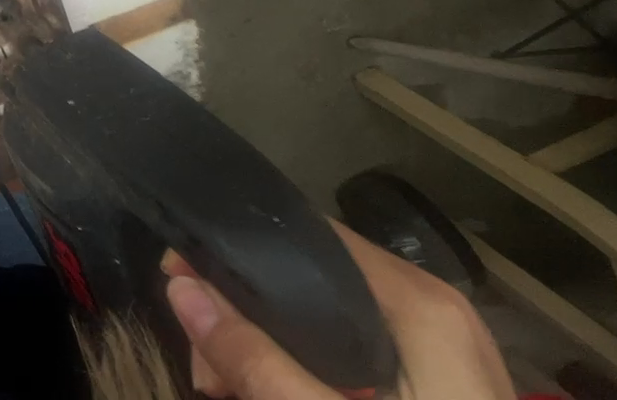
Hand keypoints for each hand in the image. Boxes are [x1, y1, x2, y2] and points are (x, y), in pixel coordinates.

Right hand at [163, 223, 514, 398]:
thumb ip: (258, 362)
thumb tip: (180, 288)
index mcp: (416, 304)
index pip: (301, 233)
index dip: (231, 254)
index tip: (181, 286)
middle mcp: (428, 305)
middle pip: (304, 275)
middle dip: (241, 315)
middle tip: (207, 370)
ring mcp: (437, 342)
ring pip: (319, 311)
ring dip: (263, 343)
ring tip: (228, 388)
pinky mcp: (434, 375)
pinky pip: (346, 342)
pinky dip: (301, 362)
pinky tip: (274, 390)